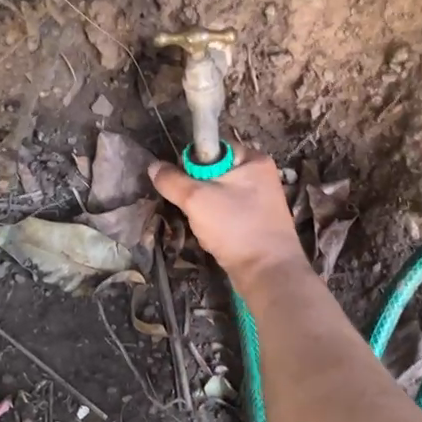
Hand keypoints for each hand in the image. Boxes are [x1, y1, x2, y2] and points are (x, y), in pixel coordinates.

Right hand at [148, 146, 307, 288]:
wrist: (267, 272)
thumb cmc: (235, 227)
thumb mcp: (196, 199)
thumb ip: (172, 181)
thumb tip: (154, 166)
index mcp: (253, 159)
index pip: (213, 148)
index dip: (192, 164)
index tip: (182, 185)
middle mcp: (261, 176)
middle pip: (215, 173)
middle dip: (197, 192)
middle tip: (192, 208)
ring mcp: (261, 201)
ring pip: (219, 196)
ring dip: (205, 210)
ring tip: (204, 227)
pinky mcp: (258, 222)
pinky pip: (228, 214)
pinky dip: (217, 223)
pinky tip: (214, 237)